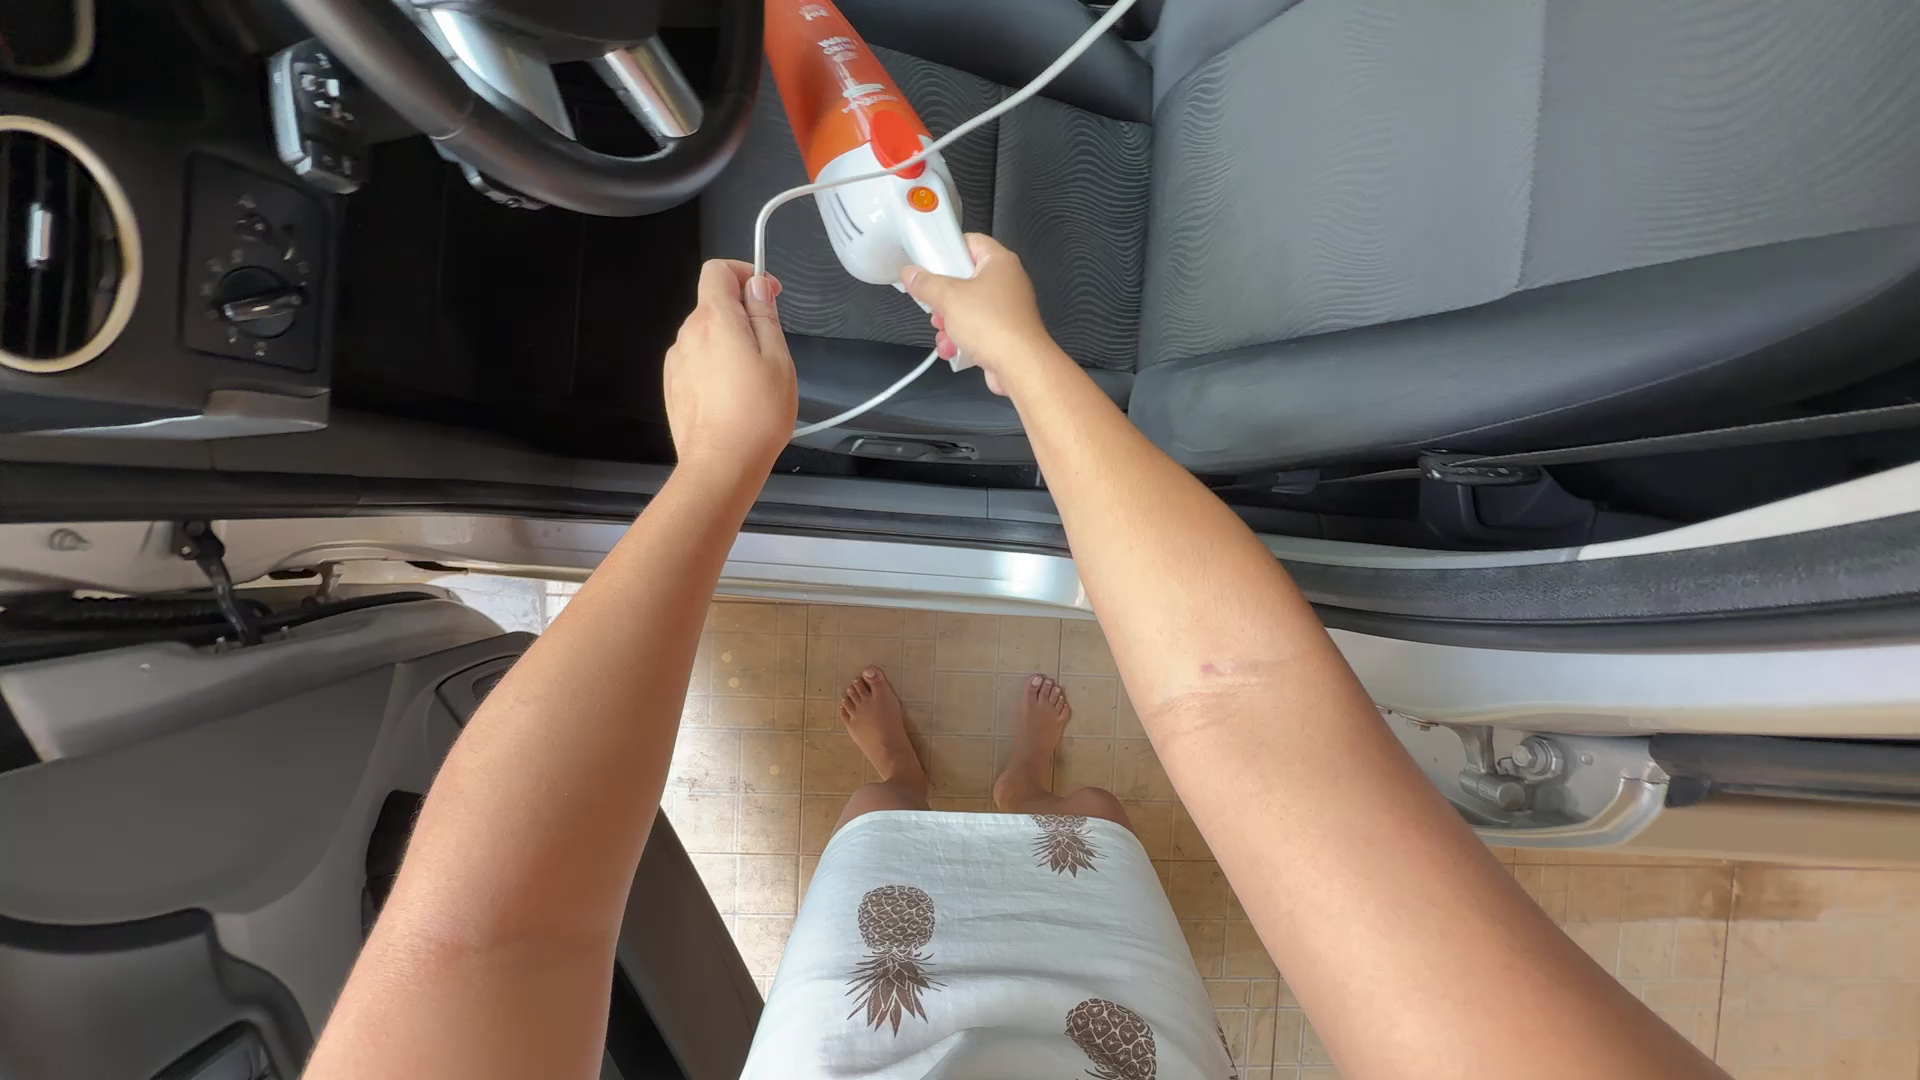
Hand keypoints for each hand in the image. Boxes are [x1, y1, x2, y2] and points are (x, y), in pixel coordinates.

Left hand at [664, 260, 797, 478]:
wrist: (722, 463)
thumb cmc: (756, 417)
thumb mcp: (778, 359)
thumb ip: (764, 316)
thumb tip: (756, 287)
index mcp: (715, 320)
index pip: (718, 271)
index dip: (744, 274)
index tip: (766, 292)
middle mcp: (689, 335)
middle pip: (713, 305)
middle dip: (742, 315)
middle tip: (770, 347)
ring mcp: (677, 361)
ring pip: (706, 336)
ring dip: (730, 344)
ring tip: (754, 379)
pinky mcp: (674, 384)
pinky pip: (698, 362)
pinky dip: (717, 367)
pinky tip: (735, 395)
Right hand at [901, 234, 1065, 395]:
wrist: (1018, 366)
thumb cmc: (998, 328)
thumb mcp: (949, 298)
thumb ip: (926, 284)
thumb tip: (913, 275)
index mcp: (998, 262)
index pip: (968, 242)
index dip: (946, 249)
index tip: (928, 260)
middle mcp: (1006, 283)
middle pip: (963, 279)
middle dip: (943, 298)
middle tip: (935, 302)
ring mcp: (1005, 309)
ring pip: (966, 308)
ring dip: (948, 323)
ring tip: (945, 330)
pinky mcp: (1002, 333)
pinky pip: (974, 330)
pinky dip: (960, 339)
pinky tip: (953, 348)